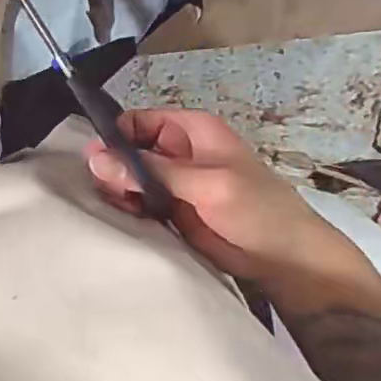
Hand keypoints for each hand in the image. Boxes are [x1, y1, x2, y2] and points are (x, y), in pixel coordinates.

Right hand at [85, 108, 380, 309]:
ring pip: (124, 175)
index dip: (114, 137)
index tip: (100, 162)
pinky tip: (126, 215)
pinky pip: (132, 200)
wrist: (283, 260)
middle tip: (113, 190)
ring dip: (116, 189)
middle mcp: (175, 151)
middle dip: (112, 167)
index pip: (135, 121)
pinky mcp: (165, 207)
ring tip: (122, 205)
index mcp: (190, 130)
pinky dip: (124, 206)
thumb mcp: (205, 183)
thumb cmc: (257, 211)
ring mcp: (169, 181)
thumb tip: (96, 158)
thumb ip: (151, 170)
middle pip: (124, 148)